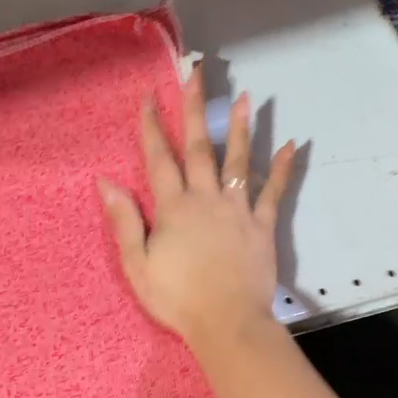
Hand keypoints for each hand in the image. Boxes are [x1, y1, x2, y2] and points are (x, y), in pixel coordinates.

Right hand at [98, 75, 295, 351]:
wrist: (227, 322)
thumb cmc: (176, 297)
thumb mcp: (137, 264)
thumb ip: (124, 220)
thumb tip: (106, 182)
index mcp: (173, 208)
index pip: (159, 159)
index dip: (152, 127)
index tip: (148, 97)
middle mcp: (206, 199)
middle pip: (199, 148)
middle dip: (195, 109)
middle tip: (197, 74)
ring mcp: (237, 210)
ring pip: (238, 161)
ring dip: (240, 128)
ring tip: (245, 97)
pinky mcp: (262, 226)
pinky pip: (273, 192)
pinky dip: (282, 168)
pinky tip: (291, 144)